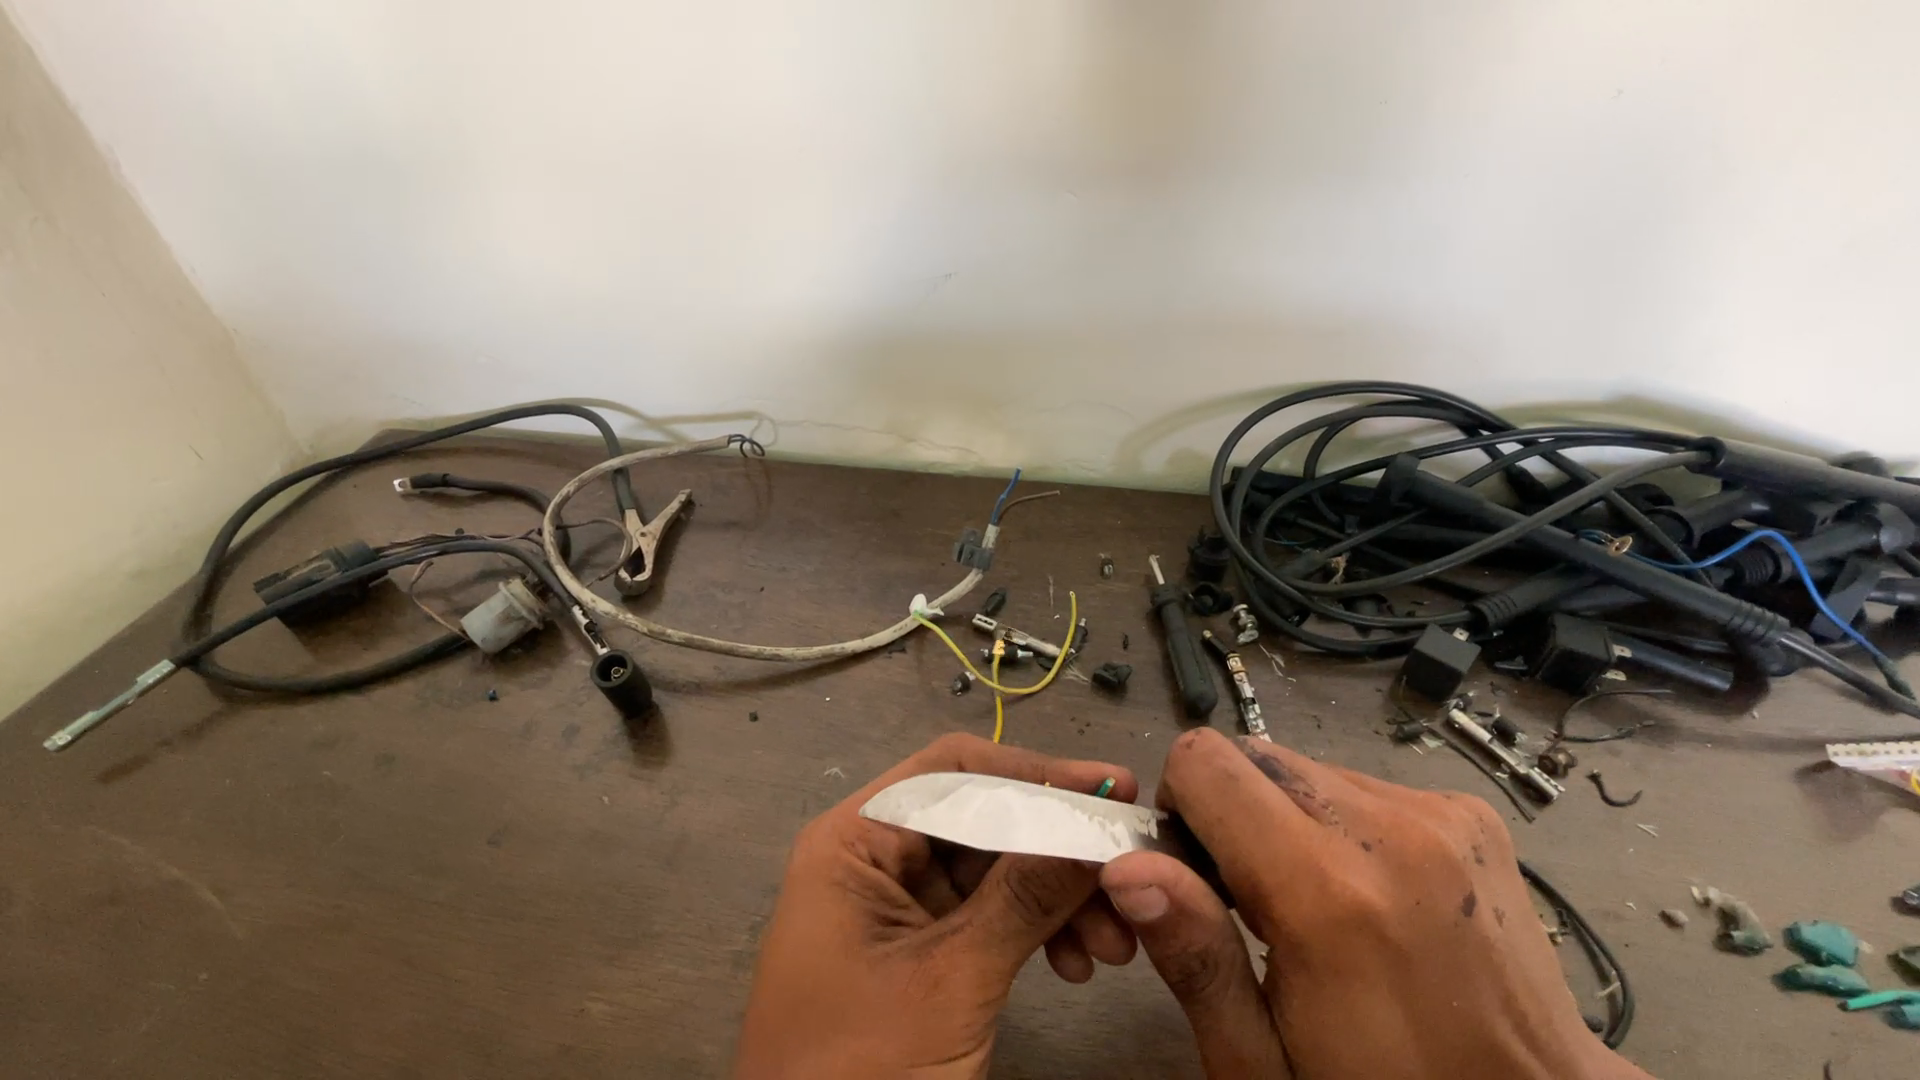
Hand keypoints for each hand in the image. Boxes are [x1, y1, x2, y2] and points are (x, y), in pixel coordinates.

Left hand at [733, 734, 1139, 1078]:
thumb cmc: (861, 1067)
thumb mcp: (951, 980)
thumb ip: (1025, 898)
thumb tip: (1098, 828)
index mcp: (857, 839)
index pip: (953, 772)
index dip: (1035, 772)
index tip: (1111, 789)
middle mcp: (875, 856)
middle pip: (980, 818)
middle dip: (1056, 848)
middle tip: (1128, 871)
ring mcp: (897, 904)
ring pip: (993, 870)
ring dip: (1057, 897)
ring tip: (1115, 943)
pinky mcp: (919, 947)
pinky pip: (988, 915)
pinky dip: (1035, 930)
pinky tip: (1077, 964)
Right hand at [1101, 729, 1653, 1079]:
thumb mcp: (1264, 1066)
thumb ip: (1194, 955)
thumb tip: (1127, 868)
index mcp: (1327, 890)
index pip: (1203, 761)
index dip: (1179, 808)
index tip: (1196, 876)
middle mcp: (1388, 827)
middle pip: (1250, 756)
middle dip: (1228, 812)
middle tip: (1250, 902)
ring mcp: (1439, 813)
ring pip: (1301, 768)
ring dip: (1283, 819)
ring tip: (1315, 905)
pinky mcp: (1469, 814)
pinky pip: (1356, 783)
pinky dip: (1336, 824)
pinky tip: (1365, 896)